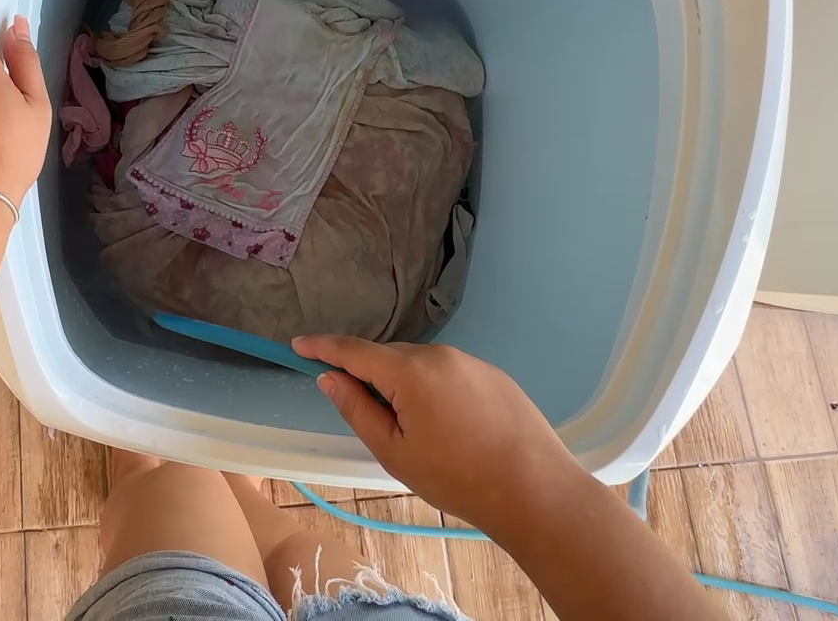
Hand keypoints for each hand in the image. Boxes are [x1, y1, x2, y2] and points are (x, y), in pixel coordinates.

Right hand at [291, 336, 581, 529]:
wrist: (539, 493)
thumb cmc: (458, 478)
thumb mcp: (395, 452)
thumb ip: (357, 410)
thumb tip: (330, 378)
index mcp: (408, 371)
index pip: (353, 350)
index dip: (322, 346)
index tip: (298, 344)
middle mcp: (438, 354)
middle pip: (388, 357)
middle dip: (371, 376)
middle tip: (372, 417)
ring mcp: (469, 361)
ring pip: (420, 365)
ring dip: (406, 385)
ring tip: (421, 432)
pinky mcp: (493, 374)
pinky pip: (449, 373)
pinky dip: (435, 389)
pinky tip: (453, 427)